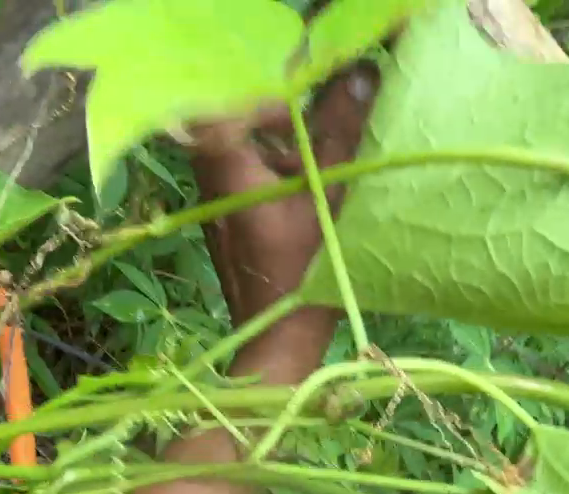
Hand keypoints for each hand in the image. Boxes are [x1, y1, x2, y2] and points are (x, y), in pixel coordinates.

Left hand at [189, 68, 377, 382]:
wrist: (281, 339)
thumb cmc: (303, 271)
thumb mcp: (329, 198)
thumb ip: (339, 134)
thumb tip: (357, 78)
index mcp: (227, 176)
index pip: (226, 109)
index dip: (263, 97)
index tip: (298, 106)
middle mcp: (210, 190)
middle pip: (233, 130)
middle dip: (273, 121)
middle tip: (313, 130)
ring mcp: (216, 212)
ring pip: (240, 158)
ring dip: (277, 150)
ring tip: (315, 163)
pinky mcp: (228, 229)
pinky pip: (245, 185)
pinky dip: (272, 177)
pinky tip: (304, 194)